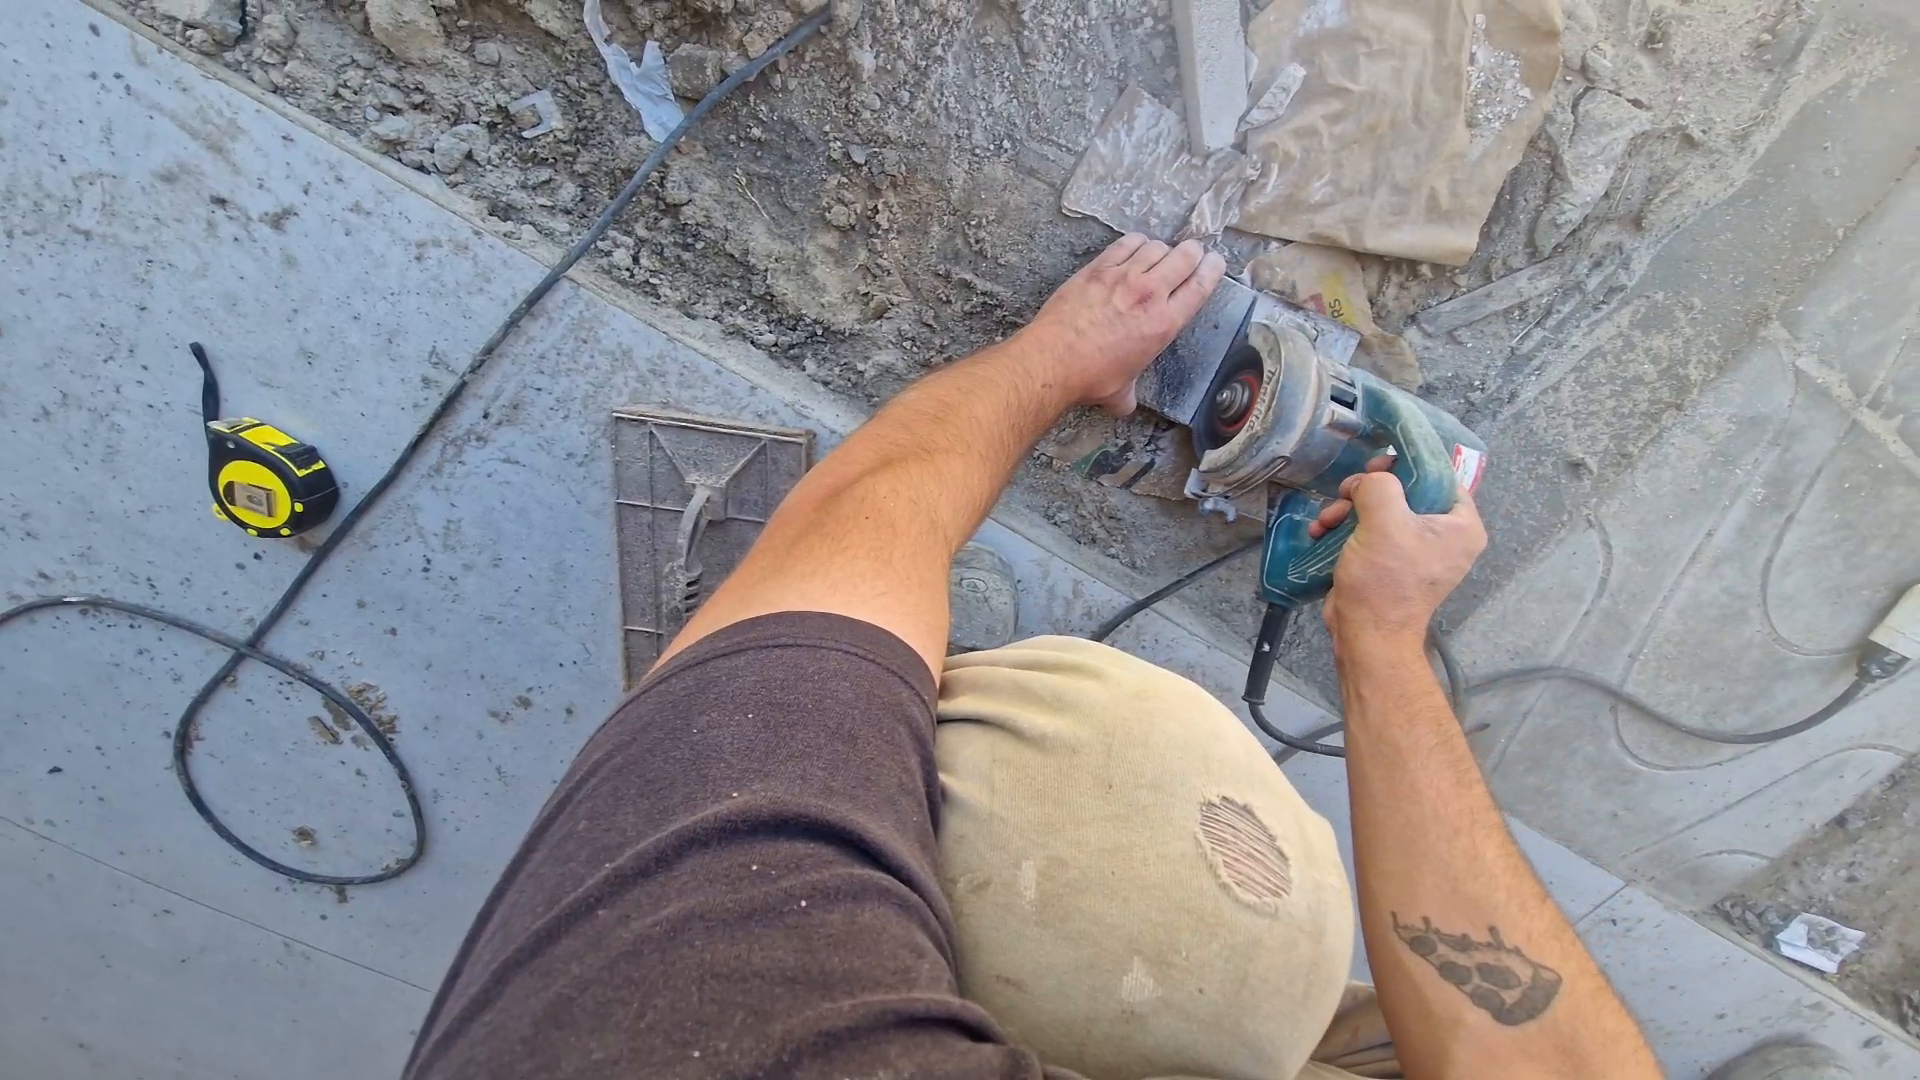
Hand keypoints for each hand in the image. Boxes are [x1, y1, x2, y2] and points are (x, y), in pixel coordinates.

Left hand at [1017, 234, 1225, 414]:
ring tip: (1158, 257)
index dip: (1213, 269)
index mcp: (1164, 324)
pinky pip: (1127, 243)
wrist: (1053, 360)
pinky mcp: (1099, 268)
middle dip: (1192, 254)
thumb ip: (1131, 393)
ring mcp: (1123, 277)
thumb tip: (1126, 405)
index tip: (1214, 264)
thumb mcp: (1121, 392)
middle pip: (1186, 255)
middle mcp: (1150, 294)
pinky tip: (1133, 249)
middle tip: (1189, 258)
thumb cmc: (1089, 378)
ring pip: (1157, 245)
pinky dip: (1135, 243)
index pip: (1202, 284)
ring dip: (1162, 249)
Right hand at [1311, 457, 1487, 650]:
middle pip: (1404, 492)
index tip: (1374, 466)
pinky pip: (1368, 532)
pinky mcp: (1388, 563)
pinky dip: (1344, 530)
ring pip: (1379, 511)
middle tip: (1345, 493)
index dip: (1405, 465)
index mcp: (1461, 525)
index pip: (1439, 476)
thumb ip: (1379, 487)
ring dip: (1347, 511)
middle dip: (1366, 492)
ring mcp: (1415, 551)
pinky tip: (1321, 533)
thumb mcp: (1383, 523)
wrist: (1367, 633)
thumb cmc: (1384, 580)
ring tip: (1325, 522)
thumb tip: (1366, 481)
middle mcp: (1444, 536)